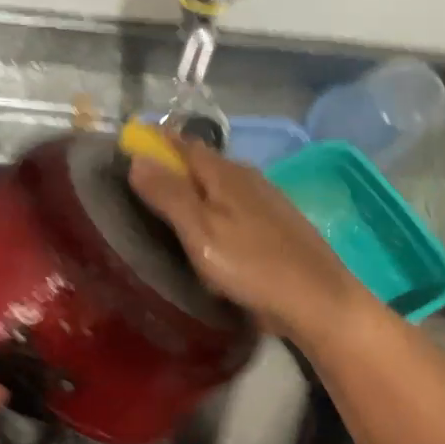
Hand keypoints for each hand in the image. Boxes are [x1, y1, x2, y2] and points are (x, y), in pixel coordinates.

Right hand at [128, 138, 374, 339]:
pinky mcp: (274, 229)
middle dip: (173, 167)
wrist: (316, 301)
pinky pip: (231, 209)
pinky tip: (205, 233)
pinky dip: (211, 212)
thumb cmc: (251, 265)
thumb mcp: (200, 231)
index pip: (184, 145)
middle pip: (202, 165)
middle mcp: (248, 179)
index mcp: (226, 174)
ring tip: (166, 209)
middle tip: (138, 183)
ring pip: (219, 187)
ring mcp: (265, 203)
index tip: (128, 147)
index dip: (156, 142)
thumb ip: (168, 194)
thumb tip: (137, 158)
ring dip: (193, 191)